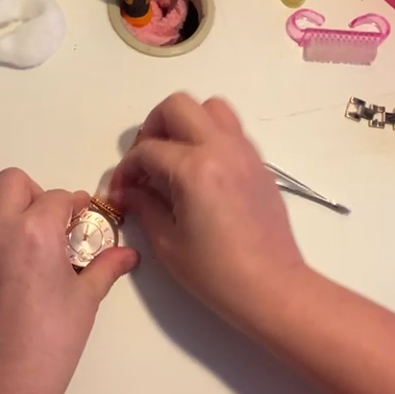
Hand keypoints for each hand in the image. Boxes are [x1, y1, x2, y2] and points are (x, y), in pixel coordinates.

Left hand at [0, 168, 137, 393]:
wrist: (1, 385)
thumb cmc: (52, 342)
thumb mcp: (85, 300)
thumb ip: (105, 267)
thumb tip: (128, 253)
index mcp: (35, 231)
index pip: (57, 197)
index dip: (72, 206)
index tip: (77, 217)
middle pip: (10, 183)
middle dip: (31, 195)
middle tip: (42, 223)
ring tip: (8, 240)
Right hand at [111, 93, 307, 327]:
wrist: (272, 287)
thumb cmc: (216, 272)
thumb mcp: (167, 243)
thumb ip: (145, 206)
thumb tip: (130, 192)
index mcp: (195, 168)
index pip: (147, 150)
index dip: (126, 170)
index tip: (122, 192)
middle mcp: (221, 149)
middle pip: (178, 106)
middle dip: (153, 127)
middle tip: (146, 161)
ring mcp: (245, 153)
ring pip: (211, 108)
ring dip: (186, 124)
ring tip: (174, 159)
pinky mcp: (259, 164)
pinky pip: (230, 131)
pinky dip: (209, 138)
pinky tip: (200, 173)